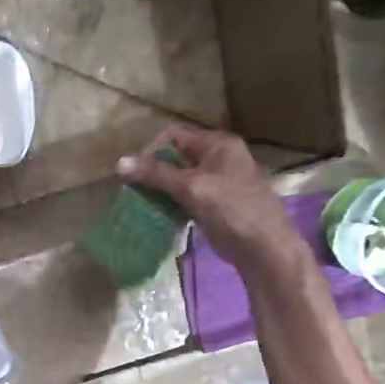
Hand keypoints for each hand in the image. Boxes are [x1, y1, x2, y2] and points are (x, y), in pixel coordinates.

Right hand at [117, 124, 305, 268]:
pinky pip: (185, 194)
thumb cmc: (232, 210)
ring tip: (140, 200)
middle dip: (153, 169)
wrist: (264, 249)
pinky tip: (156, 211)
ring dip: (159, 187)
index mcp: (218, 144)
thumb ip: (156, 173)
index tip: (134, 170)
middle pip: (176, 155)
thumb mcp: (192, 187)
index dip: (151, 149)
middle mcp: (219, 157)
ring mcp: (218, 180)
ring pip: (179, 176)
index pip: (174, 134)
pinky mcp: (214, 202)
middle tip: (133, 187)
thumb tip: (119, 162)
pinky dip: (170, 200)